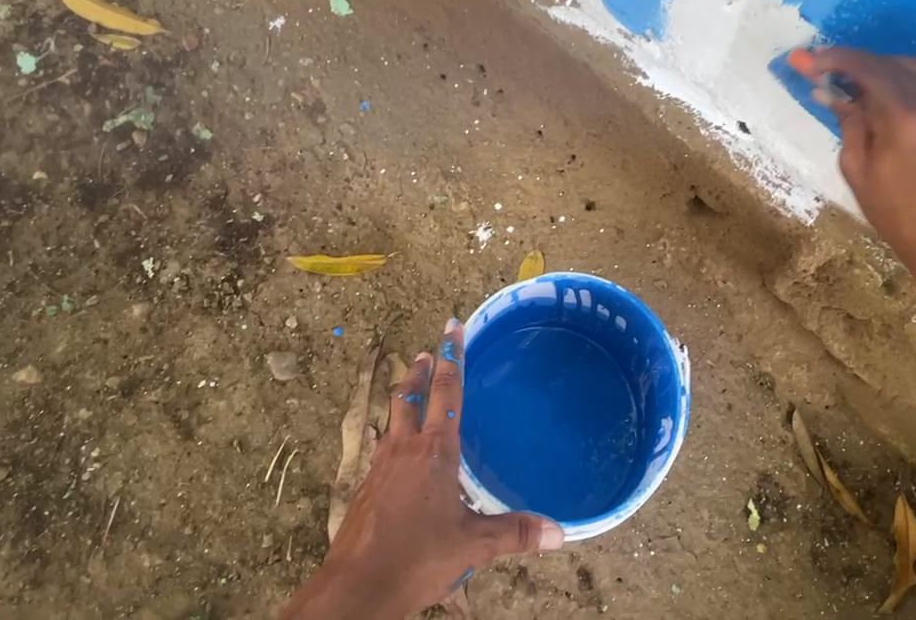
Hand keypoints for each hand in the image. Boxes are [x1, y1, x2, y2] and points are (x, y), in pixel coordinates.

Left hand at [281, 319, 563, 619]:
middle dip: (420, 370)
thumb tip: (559, 532)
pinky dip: (392, 434)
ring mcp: (381, 467)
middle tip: (426, 351)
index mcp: (435, 451)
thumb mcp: (472, 545)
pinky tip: (394, 448)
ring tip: (409, 387)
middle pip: (411, 396)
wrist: (356, 588)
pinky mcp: (366, 488)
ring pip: (392, 418)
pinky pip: (382, 447)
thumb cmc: (417, 557)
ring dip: (403, 397)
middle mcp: (406, 449)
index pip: (446, 392)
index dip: (452, 357)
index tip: (452, 326)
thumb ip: (514, 533)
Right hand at [790, 47, 915, 295]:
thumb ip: (850, 124)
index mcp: (906, 116)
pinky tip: (890, 102)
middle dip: (856, 63)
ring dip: (883, 70)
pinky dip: (907, 84)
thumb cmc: (901, 217)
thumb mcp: (859, 172)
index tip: (806, 60)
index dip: (832, 59)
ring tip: (857, 86)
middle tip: (827, 73)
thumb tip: (838, 95)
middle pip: (890, 62)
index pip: (865, 67)